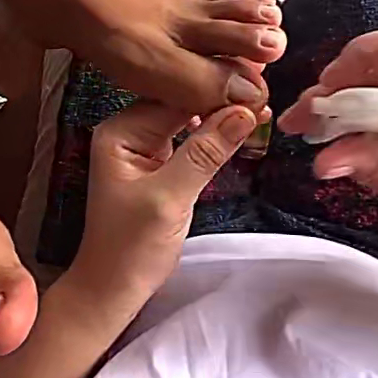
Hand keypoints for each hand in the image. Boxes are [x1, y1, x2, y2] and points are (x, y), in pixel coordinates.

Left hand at [72, 102, 257, 299]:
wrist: (113, 288)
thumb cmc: (132, 247)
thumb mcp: (170, 198)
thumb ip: (205, 153)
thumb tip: (245, 112)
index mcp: (119, 131)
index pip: (172, 97)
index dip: (214, 92)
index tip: (258, 88)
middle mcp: (126, 130)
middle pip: (179, 102)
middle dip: (219, 99)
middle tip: (264, 95)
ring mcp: (140, 145)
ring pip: (185, 117)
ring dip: (218, 114)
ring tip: (258, 106)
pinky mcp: (155, 161)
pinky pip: (187, 136)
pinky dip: (211, 133)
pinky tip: (236, 128)